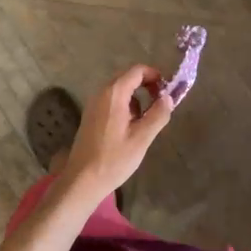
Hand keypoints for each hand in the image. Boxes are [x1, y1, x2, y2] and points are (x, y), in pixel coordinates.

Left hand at [59, 65, 174, 200]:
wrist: (82, 180)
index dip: (154, 76)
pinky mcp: (91, 115)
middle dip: (146, 87)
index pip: (137, 70)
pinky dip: (125, 106)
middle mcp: (102, 92)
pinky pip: (112, 101)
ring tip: (145, 121)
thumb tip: (169, 97)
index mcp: (114, 93)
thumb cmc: (113, 159)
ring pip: (120, 90)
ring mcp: (94, 103)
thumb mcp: (141, 138)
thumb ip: (158, 115)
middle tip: (160, 105)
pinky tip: (129, 129)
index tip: (167, 91)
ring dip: (136, 98)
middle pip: (128, 78)